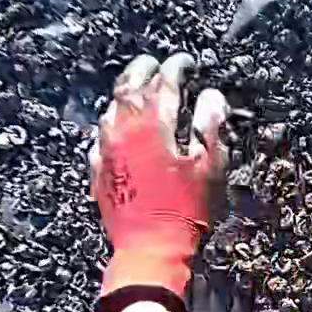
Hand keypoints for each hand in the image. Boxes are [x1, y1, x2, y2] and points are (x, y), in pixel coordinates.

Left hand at [90, 53, 227, 297]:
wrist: (149, 248)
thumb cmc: (185, 210)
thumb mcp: (209, 167)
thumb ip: (210, 126)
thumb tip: (211, 96)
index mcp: (154, 124)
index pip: (165, 80)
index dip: (177, 67)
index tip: (187, 63)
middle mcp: (124, 129)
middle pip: (129, 85)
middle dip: (145, 69)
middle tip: (157, 65)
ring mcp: (106, 149)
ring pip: (111, 108)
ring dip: (126, 93)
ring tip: (138, 90)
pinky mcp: (99, 170)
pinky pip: (101, 136)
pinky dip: (112, 124)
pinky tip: (118, 129)